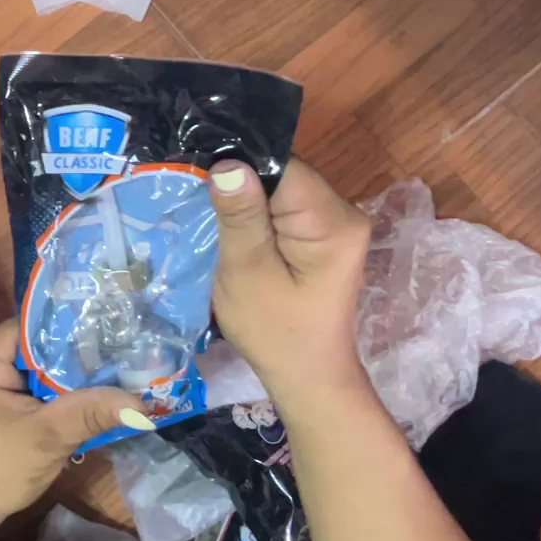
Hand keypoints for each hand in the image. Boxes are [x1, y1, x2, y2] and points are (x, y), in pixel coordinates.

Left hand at [0, 321, 142, 536]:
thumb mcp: (47, 439)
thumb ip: (90, 414)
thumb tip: (142, 402)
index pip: (27, 327)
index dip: (66, 326)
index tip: (108, 328)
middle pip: (35, 345)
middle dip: (75, 350)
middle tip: (121, 348)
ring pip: (38, 366)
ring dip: (71, 372)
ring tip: (115, 366)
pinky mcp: (0, 401)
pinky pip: (35, 384)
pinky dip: (60, 389)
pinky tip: (92, 392)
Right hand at [207, 159, 370, 397]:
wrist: (304, 375)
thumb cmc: (273, 331)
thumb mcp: (246, 274)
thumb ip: (239, 218)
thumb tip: (227, 165)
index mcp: (331, 221)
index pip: (281, 168)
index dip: (239, 168)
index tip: (199, 180)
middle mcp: (343, 212)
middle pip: (282, 176)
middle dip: (240, 186)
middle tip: (197, 203)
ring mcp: (334, 224)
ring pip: (280, 191)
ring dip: (245, 203)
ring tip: (209, 216)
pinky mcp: (321, 236)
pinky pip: (283, 209)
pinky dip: (255, 216)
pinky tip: (233, 231)